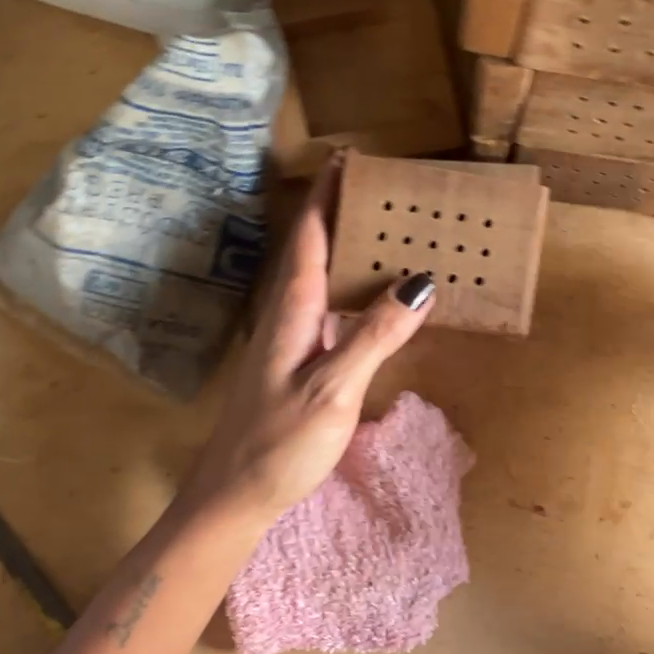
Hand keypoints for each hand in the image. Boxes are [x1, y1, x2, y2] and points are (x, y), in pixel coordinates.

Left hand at [184, 153, 434, 527]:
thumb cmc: (279, 444)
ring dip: (342, 252)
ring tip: (381, 235)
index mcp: (291, 312)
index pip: (309, 236)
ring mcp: (285, 343)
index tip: (349, 157)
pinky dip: (345, 294)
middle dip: (338, 213)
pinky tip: (365, 305)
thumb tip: (420, 280)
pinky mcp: (291, 367)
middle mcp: (283, 318)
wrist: (233, 496)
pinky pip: (322, 312)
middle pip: (310, 250)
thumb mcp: (335, 390)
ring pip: (315, 281)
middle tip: (380, 191)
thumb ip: (375, 336)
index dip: (327, 195)